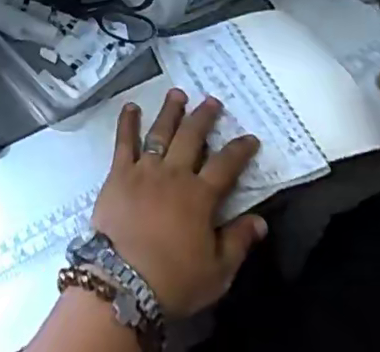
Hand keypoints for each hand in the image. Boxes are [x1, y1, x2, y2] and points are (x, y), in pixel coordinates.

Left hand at [91, 89, 266, 317]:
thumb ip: (238, 242)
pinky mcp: (119, 175)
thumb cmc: (173, 281)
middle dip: (204, 117)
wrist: (123, 285)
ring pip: (161, 132)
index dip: (240, 149)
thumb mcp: (217, 272)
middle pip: (192, 137)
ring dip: (171, 111)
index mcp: (200, 195)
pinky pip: (124, 142)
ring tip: (177, 94)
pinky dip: (127, 123)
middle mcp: (175, 174)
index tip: (250, 137)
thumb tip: (261, 220)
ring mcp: (145, 170)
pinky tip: (131, 107)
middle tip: (212, 101)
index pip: (226, 165)